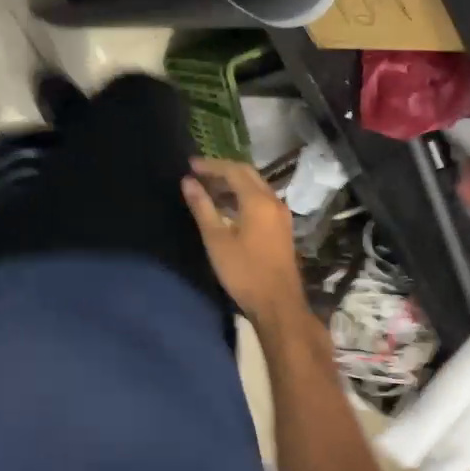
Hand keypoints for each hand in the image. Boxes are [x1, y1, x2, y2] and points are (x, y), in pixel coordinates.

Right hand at [180, 158, 306, 326]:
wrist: (278, 305)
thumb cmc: (244, 272)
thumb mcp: (216, 239)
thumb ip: (202, 207)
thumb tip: (187, 182)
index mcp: (258, 201)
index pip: (233, 170)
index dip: (210, 165)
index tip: (189, 165)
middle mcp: (273, 201)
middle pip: (247, 174)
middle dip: (222, 170)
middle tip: (198, 173)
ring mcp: (280, 215)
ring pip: (255, 187)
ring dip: (232, 184)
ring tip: (207, 188)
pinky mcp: (281, 228)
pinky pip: (260, 200)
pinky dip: (242, 196)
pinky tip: (226, 208)